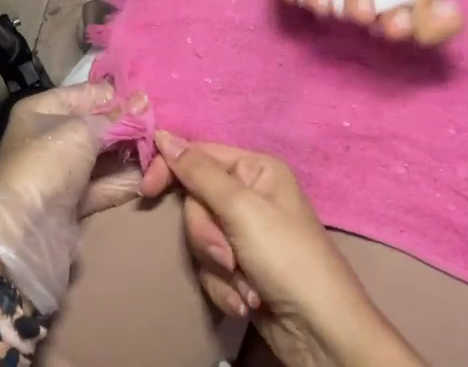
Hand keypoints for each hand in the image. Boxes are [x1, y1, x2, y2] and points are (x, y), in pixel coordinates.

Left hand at [0, 83, 143, 311]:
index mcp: (42, 110)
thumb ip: (115, 118)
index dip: (119, 96)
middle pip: (98, 126)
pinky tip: (157, 175)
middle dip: (129, 126)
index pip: (87, 94)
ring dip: (132, 154)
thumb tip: (144, 101)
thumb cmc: (48, 164)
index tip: (153, 99)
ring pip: (104, 157)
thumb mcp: (82, 131)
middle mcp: (50, 136)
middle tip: (165, 125)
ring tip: (166, 148)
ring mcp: (62, 171)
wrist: (24, 232)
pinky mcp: (74, 202)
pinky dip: (127, 180)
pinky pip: (105, 184)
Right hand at [144, 132, 421, 366]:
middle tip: (227, 257)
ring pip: (199, 238)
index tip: (147, 192)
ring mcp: (245, 233)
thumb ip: (199, 172)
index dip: (169, 170)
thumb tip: (163, 134)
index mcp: (256, 169)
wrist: (320, 332)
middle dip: (207, 237)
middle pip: (195, 202)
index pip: (197, 155)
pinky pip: (209, 267)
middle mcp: (250, 195)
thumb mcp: (241, 209)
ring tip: (245, 286)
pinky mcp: (241, 267)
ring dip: (217, 267)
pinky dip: (223, 286)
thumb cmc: (287, 258)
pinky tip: (246, 301)